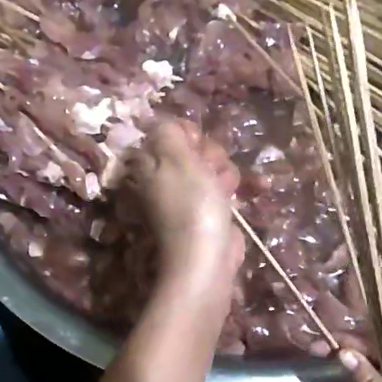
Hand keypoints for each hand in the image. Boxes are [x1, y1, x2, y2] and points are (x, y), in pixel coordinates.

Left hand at [132, 120, 242, 295]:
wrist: (205, 256)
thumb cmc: (190, 203)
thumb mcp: (175, 157)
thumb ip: (168, 132)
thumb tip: (169, 125)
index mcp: (148, 164)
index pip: (170, 131)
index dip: (190, 134)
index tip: (196, 145)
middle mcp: (163, 177)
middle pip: (194, 147)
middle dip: (209, 153)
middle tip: (210, 168)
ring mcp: (186, 194)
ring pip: (211, 165)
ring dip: (223, 171)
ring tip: (223, 187)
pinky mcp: (206, 209)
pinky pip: (220, 186)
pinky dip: (228, 188)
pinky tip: (232, 196)